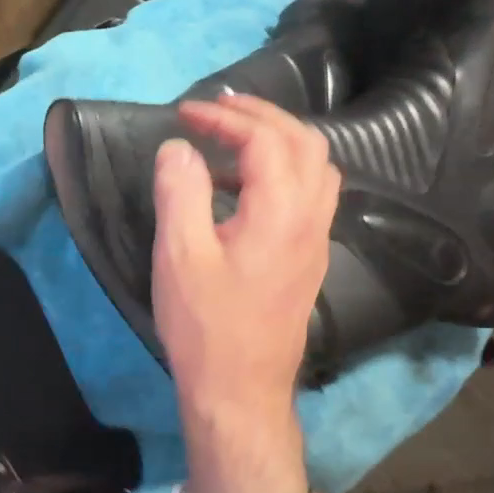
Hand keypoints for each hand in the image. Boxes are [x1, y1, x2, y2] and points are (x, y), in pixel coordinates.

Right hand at [151, 96, 339, 492]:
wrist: (239, 384)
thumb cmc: (204, 321)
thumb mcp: (179, 255)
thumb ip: (180, 194)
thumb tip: (178, 148)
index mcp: (281, 213)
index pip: (266, 142)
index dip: (227, 118)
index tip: (183, 113)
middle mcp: (310, 218)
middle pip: (305, 145)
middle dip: (261, 117)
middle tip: (215, 108)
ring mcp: (314, 239)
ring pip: (315, 168)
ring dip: (275, 141)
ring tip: (228, 138)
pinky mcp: (305, 257)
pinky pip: (306, 193)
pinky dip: (277, 170)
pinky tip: (238, 187)